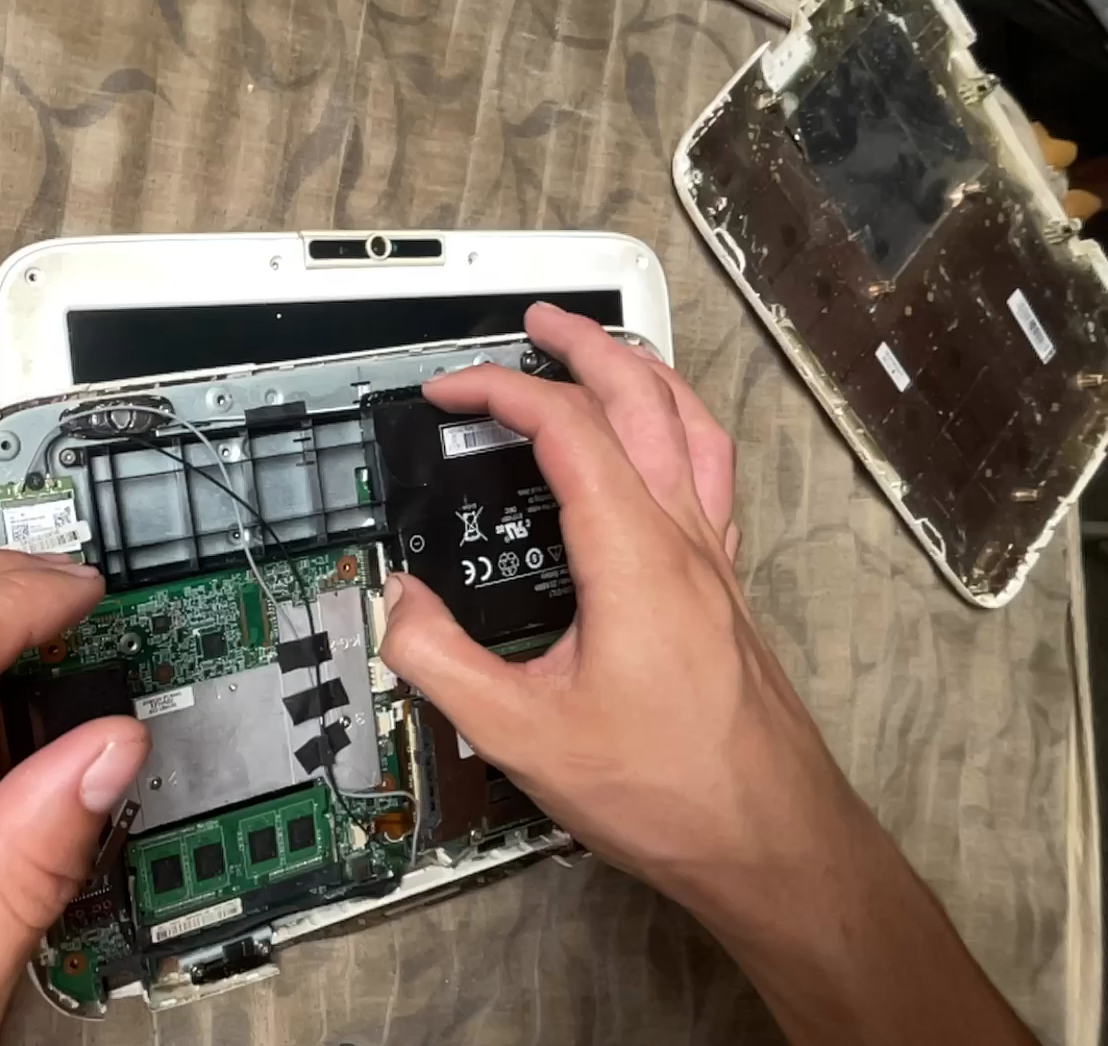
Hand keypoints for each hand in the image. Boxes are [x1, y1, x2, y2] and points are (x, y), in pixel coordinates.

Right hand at [379, 302, 860, 900]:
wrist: (774, 847)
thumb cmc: (662, 789)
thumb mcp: (515, 732)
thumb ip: (436, 657)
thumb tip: (396, 598)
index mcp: (631, 559)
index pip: (567, 431)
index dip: (499, 392)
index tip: (447, 391)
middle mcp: (681, 542)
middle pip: (645, 402)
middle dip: (584, 346)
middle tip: (537, 323)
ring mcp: (712, 560)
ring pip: (690, 427)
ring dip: (640, 373)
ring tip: (596, 350)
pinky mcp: (719, 585)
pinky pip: (706, 472)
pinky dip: (674, 425)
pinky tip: (652, 437)